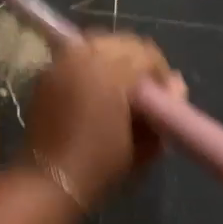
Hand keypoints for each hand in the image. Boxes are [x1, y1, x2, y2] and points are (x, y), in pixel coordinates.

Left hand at [23, 33, 187, 209]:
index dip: (160, 72)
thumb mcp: (143, 145)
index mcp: (112, 72)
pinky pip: (75, 55)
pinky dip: (89, 64)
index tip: (164, 95)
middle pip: (121, 43)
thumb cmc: (100, 166)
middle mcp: (85, 56)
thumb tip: (175, 85)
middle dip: (137, 61)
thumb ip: (163, 110)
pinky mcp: (47, 71)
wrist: (48, 180)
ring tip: (119, 89)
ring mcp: (62, 61)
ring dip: (112, 60)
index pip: (146, 53)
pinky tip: (94, 89)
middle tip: (143, 91)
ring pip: (97, 44)